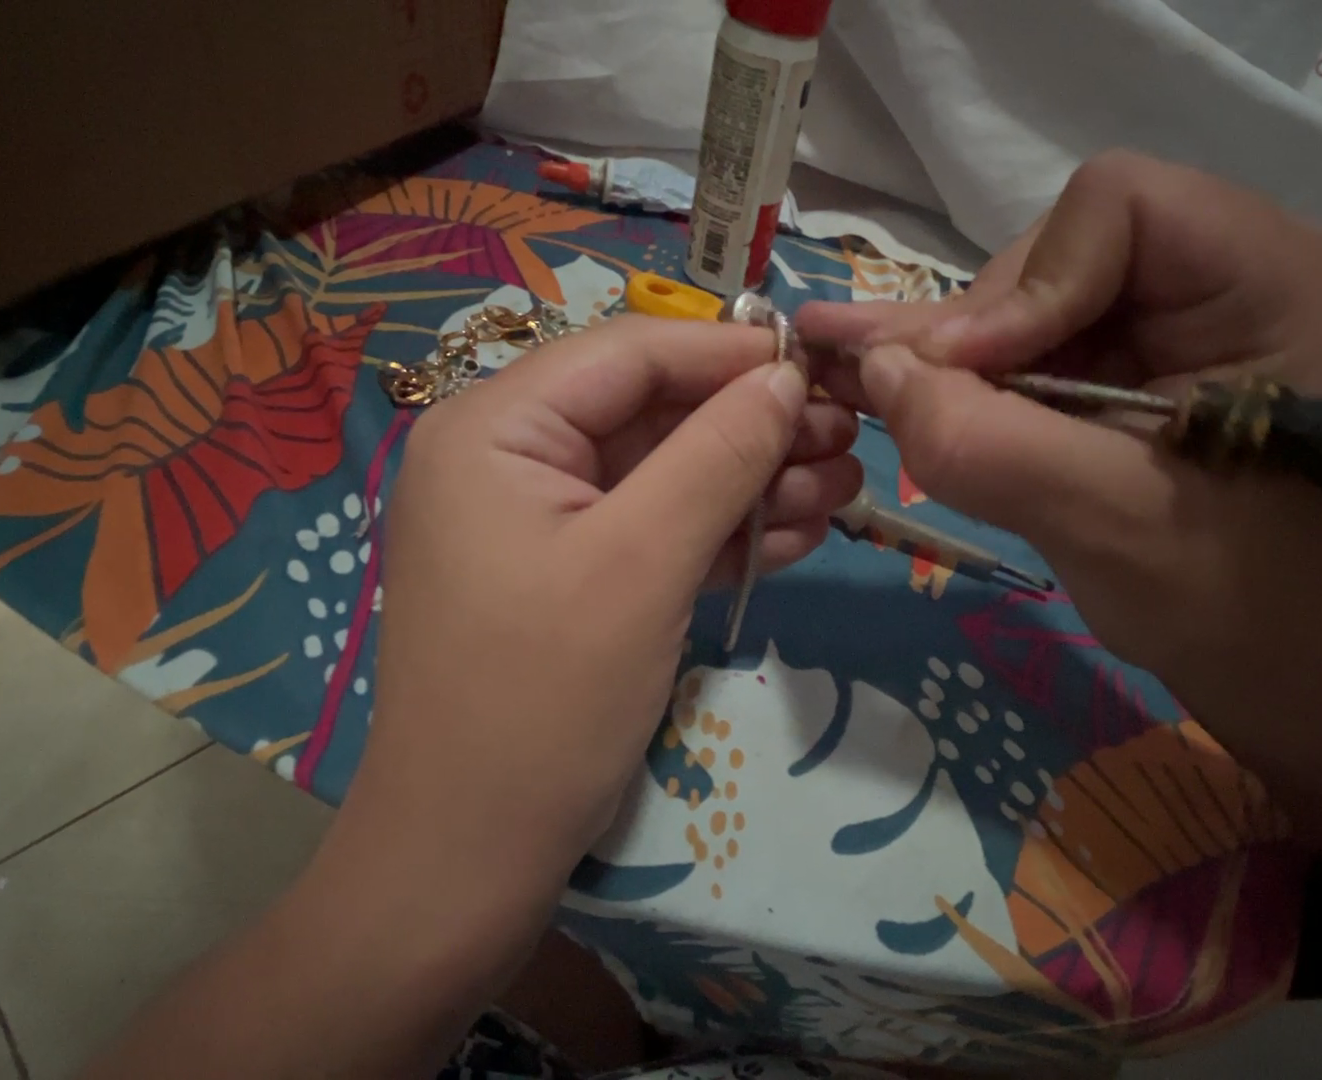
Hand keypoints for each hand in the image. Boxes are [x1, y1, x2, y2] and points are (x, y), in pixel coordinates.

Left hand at [312, 314, 858, 930]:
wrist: (473, 853)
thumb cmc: (545, 699)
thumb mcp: (641, 564)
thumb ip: (717, 456)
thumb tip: (784, 380)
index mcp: (495, 427)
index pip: (628, 354)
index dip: (729, 354)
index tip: (821, 369)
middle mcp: (511, 459)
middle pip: (652, 414)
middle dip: (752, 429)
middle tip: (848, 443)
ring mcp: (541, 523)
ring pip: (663, 476)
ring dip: (752, 483)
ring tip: (842, 493)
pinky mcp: (572, 577)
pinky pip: (653, 532)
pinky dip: (721, 534)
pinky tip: (798, 536)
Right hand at [797, 152, 1321, 731]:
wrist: (1263, 660)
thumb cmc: (1222, 599)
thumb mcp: (1100, 519)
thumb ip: (984, 441)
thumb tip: (874, 368)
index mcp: (1269, 281)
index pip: (1118, 208)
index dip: (1025, 285)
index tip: (965, 374)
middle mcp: (1220, 274)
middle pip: (1055, 254)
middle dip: (973, 332)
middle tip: (894, 396)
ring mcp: (1164, 321)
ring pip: (1021, 302)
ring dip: (946, 358)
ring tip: (852, 378)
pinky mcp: (1119, 366)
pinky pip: (1020, 350)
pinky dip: (952, 377)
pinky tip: (875, 377)